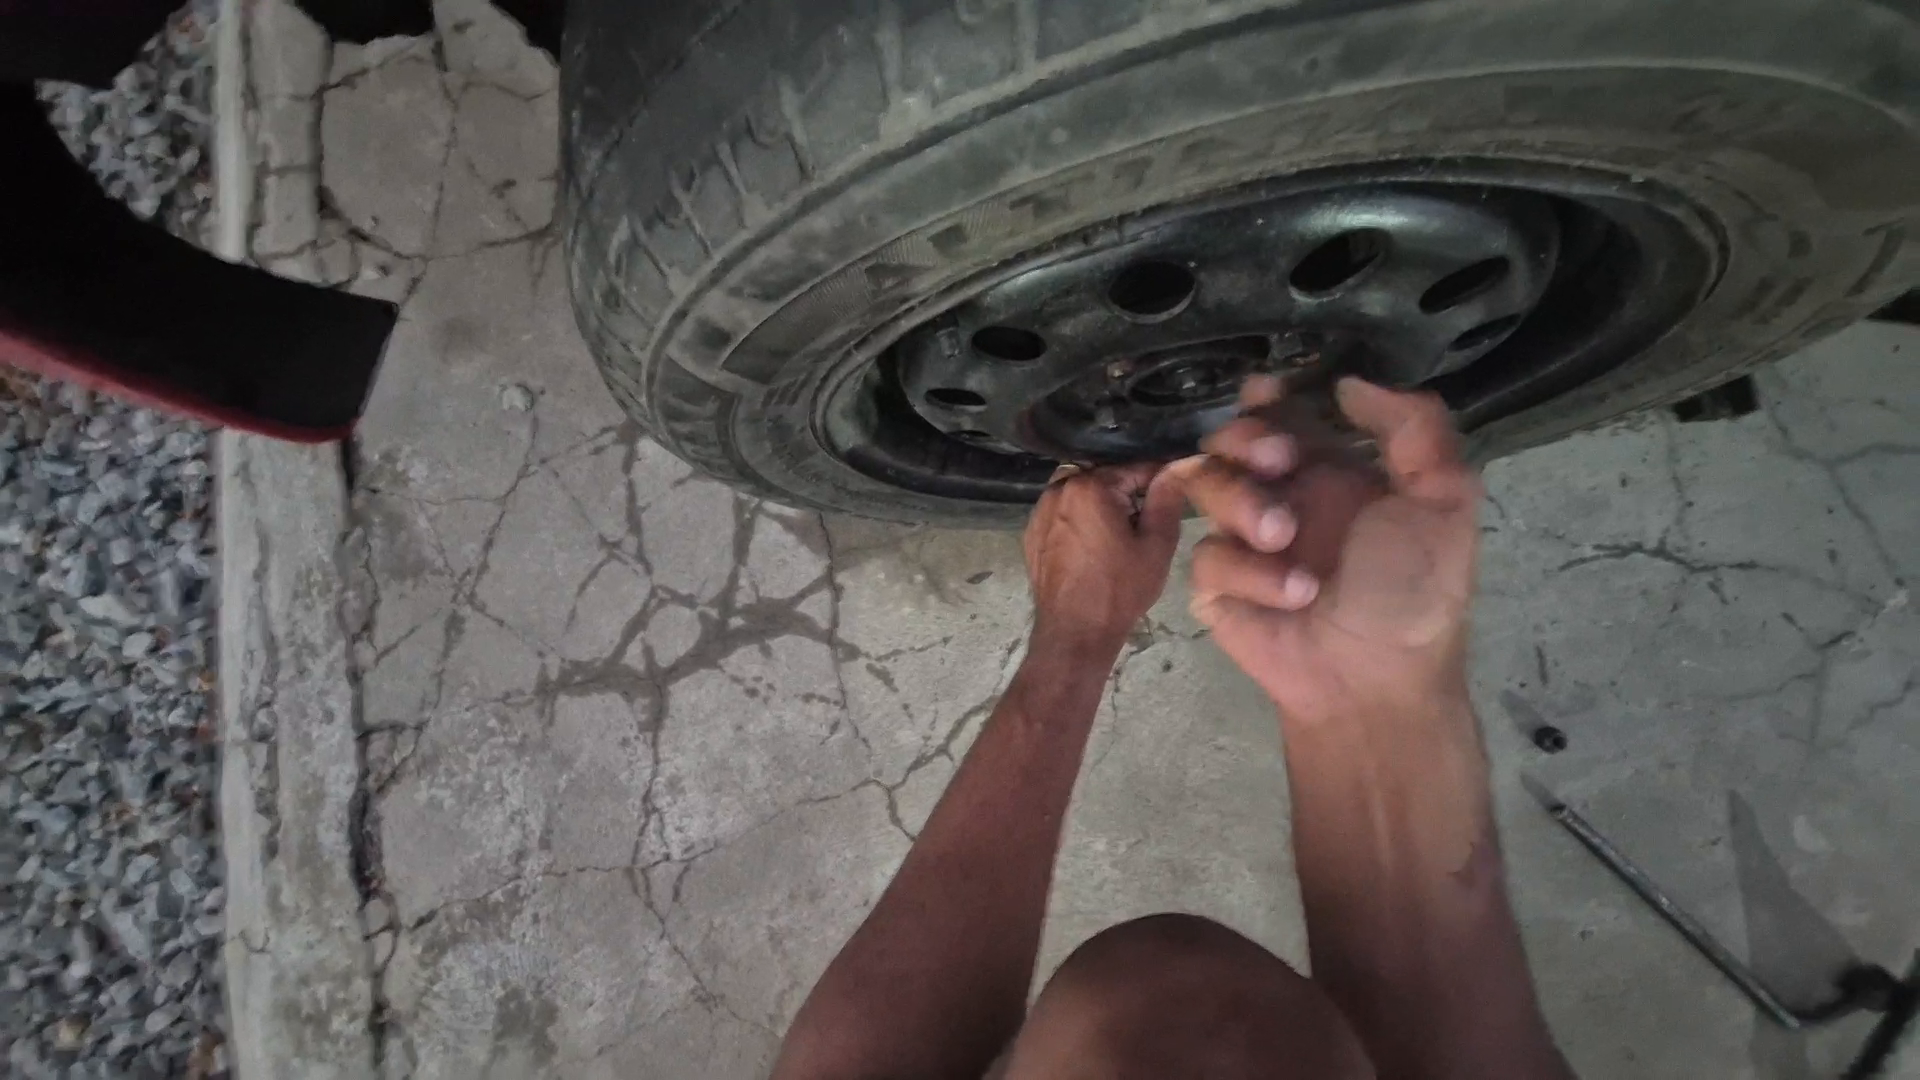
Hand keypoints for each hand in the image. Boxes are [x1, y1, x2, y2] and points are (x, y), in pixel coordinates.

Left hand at [1024, 463, 1185, 654]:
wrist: (1074, 631)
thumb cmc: (1120, 589)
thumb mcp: (1156, 544)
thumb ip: (1167, 498)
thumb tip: (1177, 467)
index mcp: (1089, 486)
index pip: (1134, 468)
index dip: (1160, 479)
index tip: (1176, 491)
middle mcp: (1058, 489)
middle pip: (1104, 477)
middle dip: (1127, 492)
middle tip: (1146, 519)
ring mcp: (1040, 510)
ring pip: (1080, 492)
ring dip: (1101, 503)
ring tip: (1119, 532)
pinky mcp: (1031, 532)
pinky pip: (1061, 512)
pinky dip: (1079, 518)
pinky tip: (1093, 544)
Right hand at [1181, 377, 1482, 724]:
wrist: (1375, 678)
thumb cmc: (1413, 591)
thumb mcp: (1443, 502)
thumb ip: (1414, 429)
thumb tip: (1347, 383)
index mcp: (1327, 474)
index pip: (1281, 417)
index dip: (1265, 400)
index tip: (1262, 392)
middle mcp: (1279, 498)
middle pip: (1228, 442)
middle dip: (1243, 439)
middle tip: (1276, 463)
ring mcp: (1242, 541)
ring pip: (1204, 486)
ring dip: (1242, 501)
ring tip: (1282, 535)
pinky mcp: (1216, 585)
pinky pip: (1208, 555)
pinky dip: (1249, 572)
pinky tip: (1292, 596)